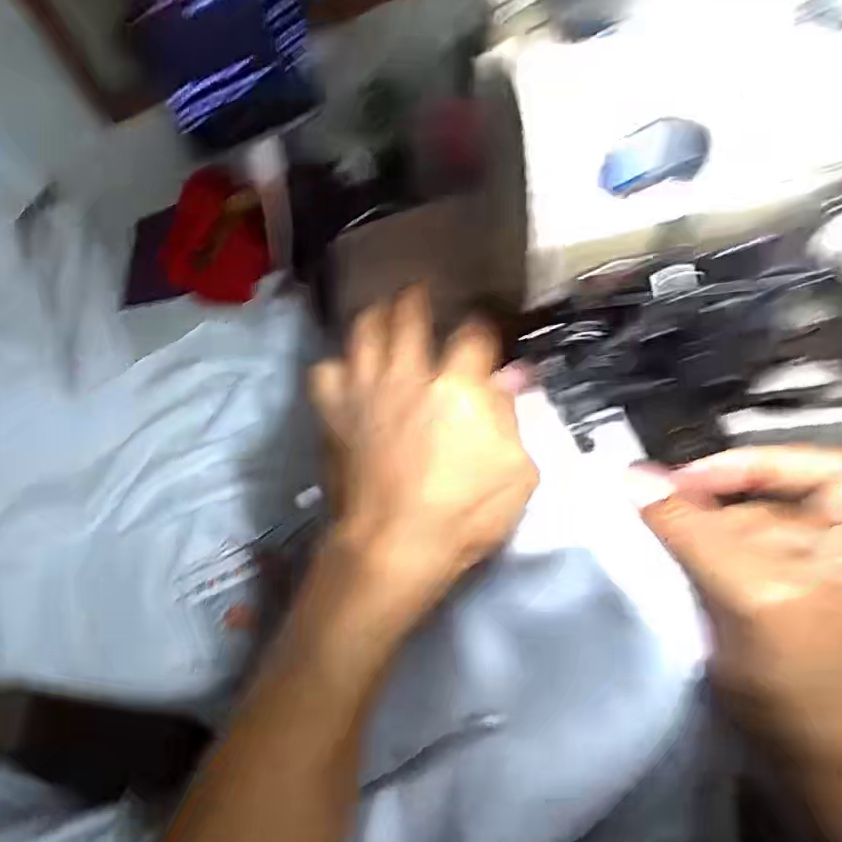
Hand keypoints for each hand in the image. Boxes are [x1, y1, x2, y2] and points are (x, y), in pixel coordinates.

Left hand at [310, 287, 536, 605]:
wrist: (392, 546)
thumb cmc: (462, 516)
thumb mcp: (517, 473)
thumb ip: (510, 418)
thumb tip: (507, 378)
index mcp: (458, 386)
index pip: (473, 334)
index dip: (481, 327)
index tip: (481, 331)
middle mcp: (408, 374)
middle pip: (409, 314)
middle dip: (418, 299)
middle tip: (420, 295)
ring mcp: (365, 390)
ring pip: (364, 330)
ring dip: (376, 316)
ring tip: (382, 313)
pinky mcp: (333, 413)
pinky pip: (324, 371)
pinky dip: (335, 367)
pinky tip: (345, 373)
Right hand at [635, 446, 841, 841]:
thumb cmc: (837, 714)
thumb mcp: (765, 607)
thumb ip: (698, 534)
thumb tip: (633, 478)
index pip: (837, 471)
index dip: (755, 466)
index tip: (681, 482)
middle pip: (799, 517)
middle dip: (724, 522)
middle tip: (656, 530)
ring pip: (778, 560)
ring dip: (719, 560)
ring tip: (664, 569)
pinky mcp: (835, 647)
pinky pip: (775, 598)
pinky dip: (730, 594)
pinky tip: (691, 603)